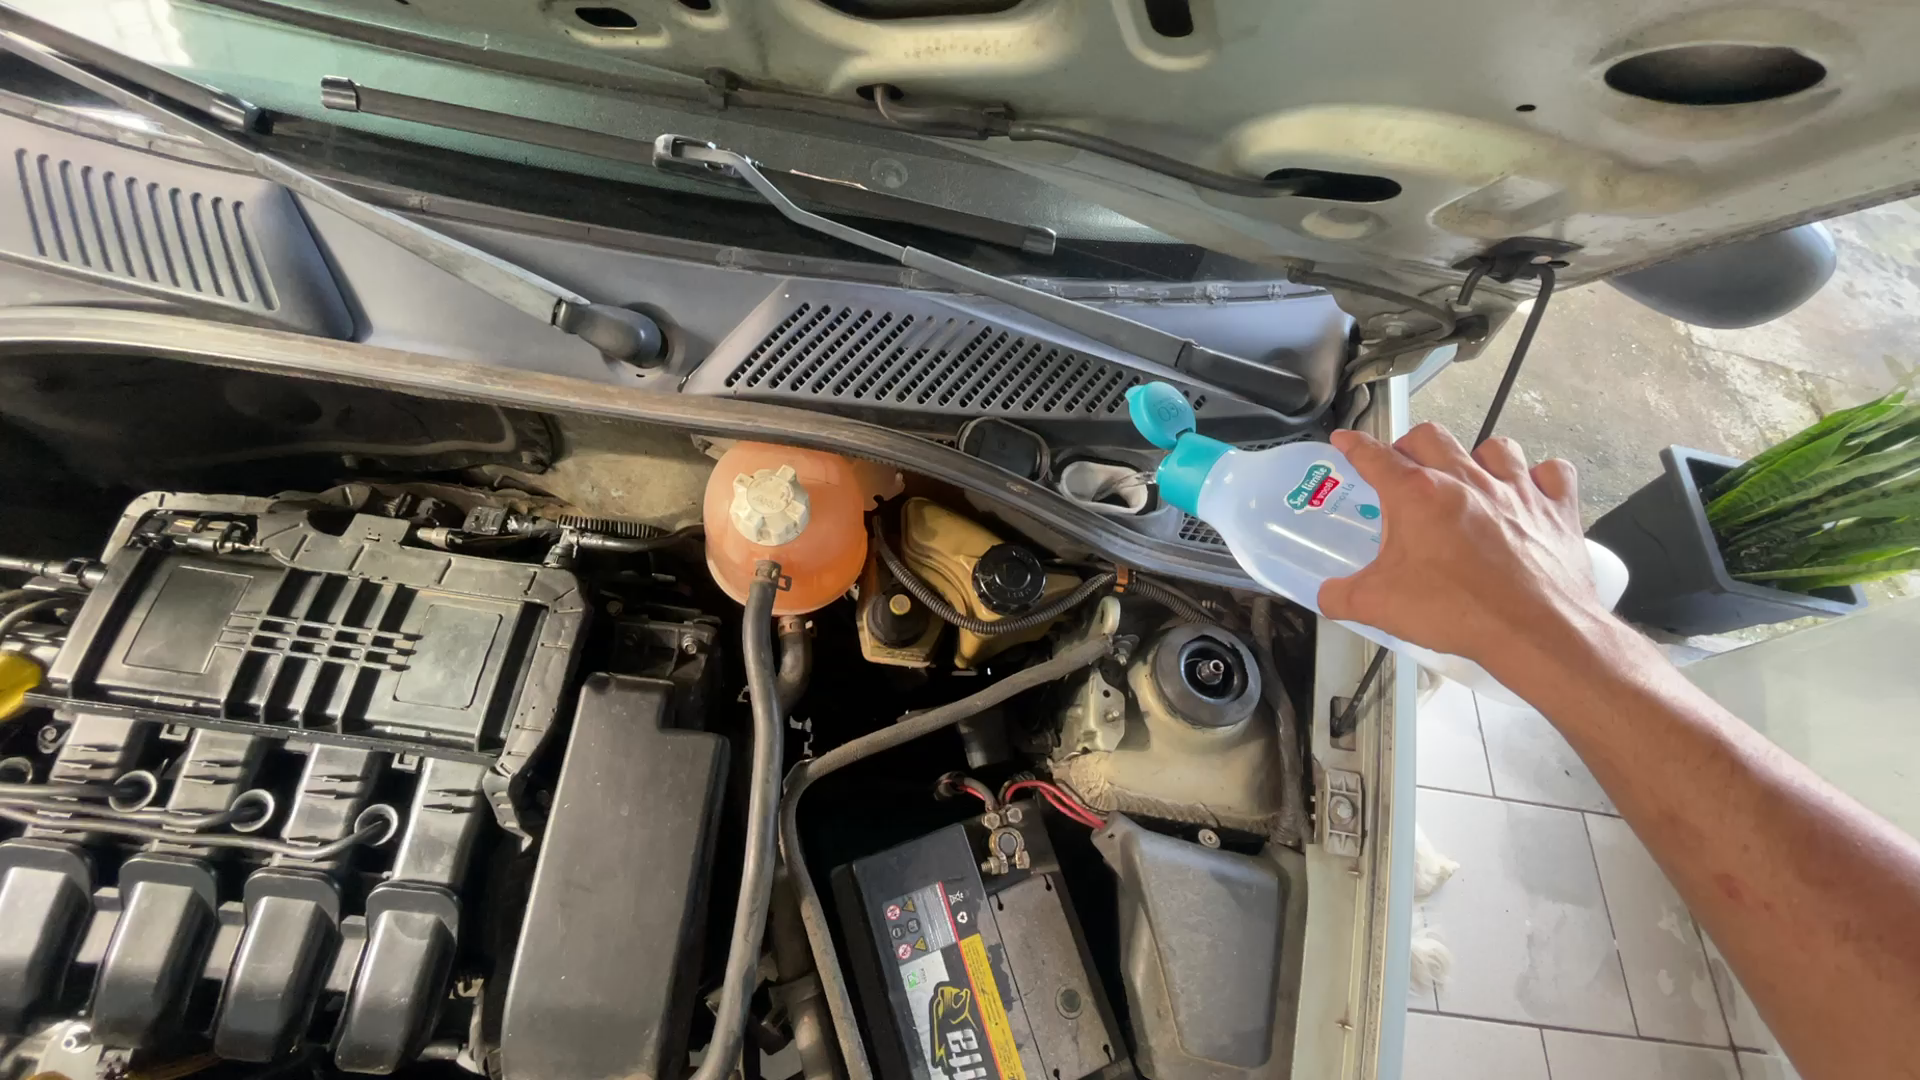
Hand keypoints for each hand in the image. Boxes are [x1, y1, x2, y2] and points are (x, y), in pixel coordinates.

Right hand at [1317, 423, 1607, 668]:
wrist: (1534, 632)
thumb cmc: (1457, 610)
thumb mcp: (1376, 605)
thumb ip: (1339, 596)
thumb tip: (1327, 595)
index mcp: (1417, 496)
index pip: (1375, 456)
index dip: (1353, 445)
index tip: (1345, 440)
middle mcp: (1465, 482)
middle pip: (1431, 436)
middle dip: (1410, 444)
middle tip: (1402, 466)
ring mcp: (1516, 492)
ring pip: (1495, 446)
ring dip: (1475, 455)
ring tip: (1466, 476)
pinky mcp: (1556, 510)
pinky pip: (1554, 473)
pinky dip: (1539, 476)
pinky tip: (1528, 489)